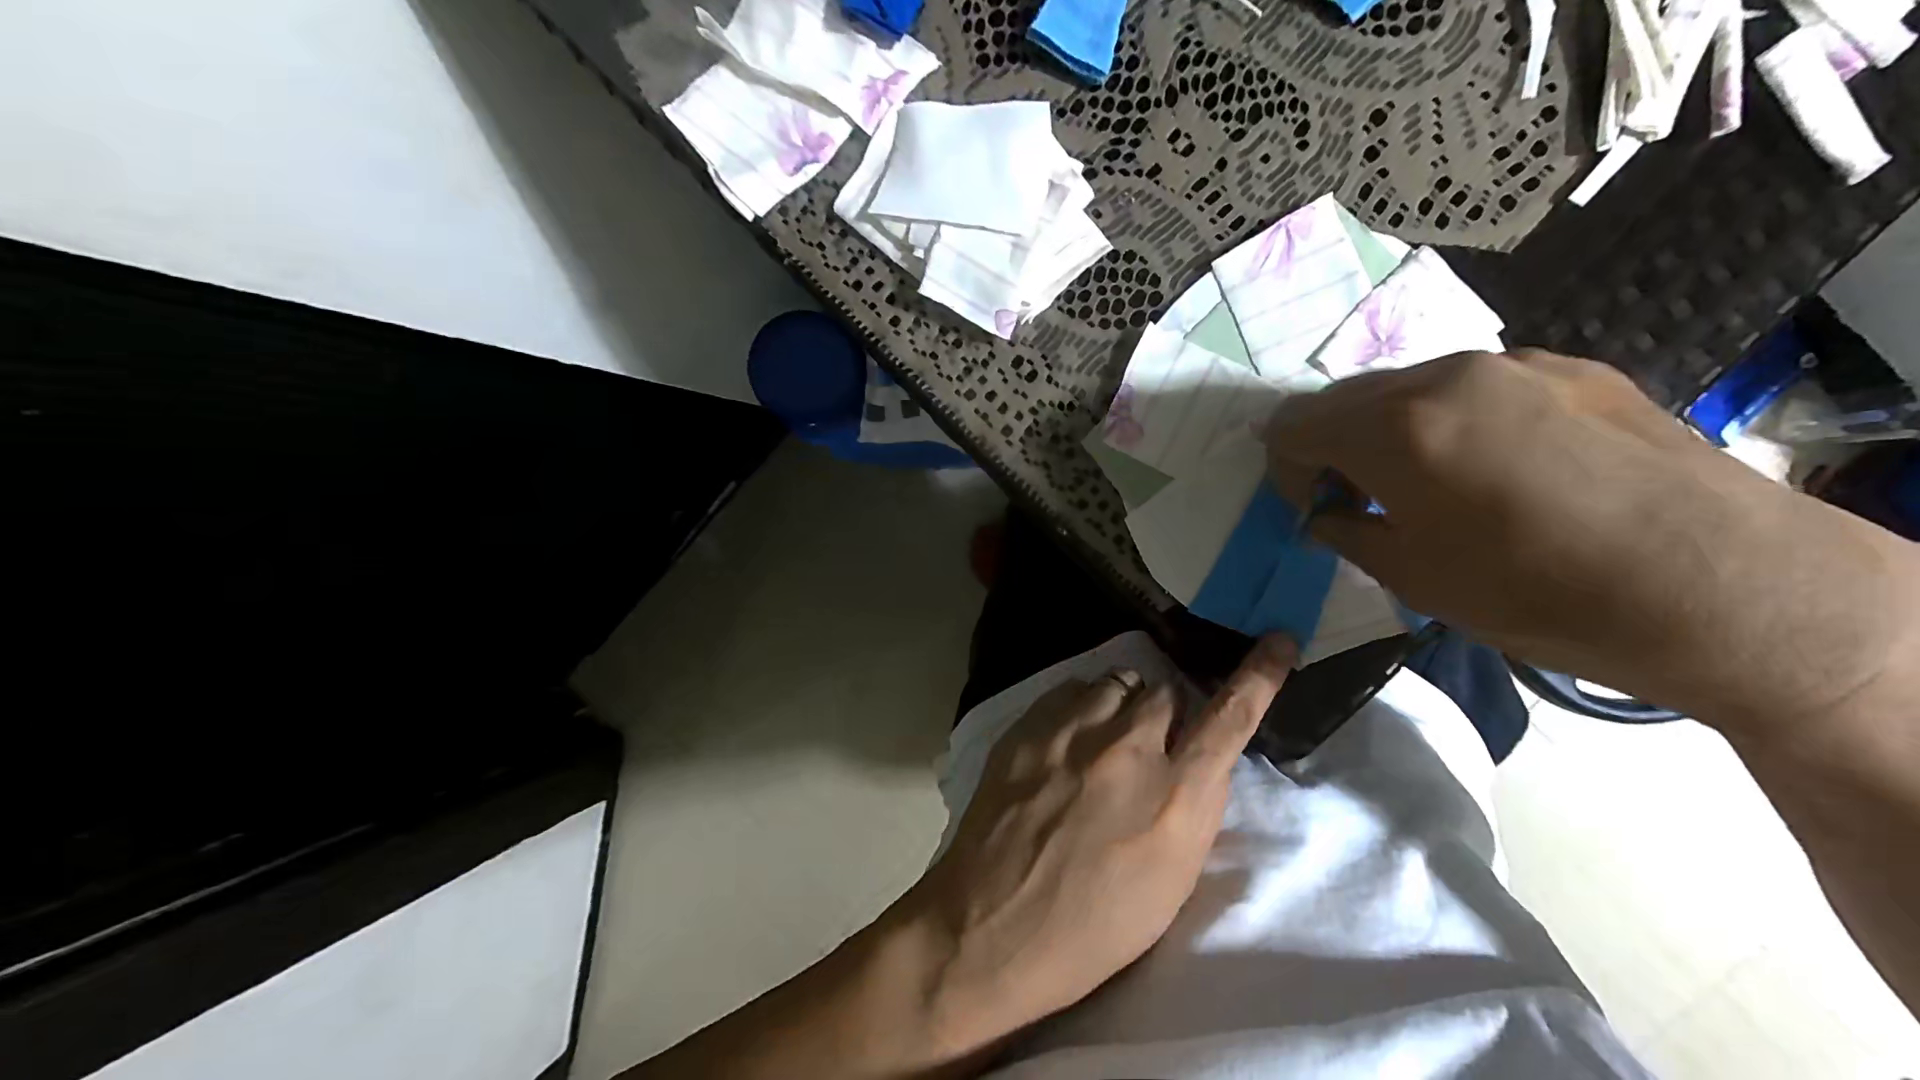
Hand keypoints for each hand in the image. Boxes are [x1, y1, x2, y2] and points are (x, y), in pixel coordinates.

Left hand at [903, 634, 1295, 1052]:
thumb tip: (1196, 760)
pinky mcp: (1026, 726)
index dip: (1259, 677)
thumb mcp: (1170, 881)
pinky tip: (1064, 742)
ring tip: (1100, 744)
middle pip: (1165, 692)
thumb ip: (1191, 807)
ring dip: (1119, 708)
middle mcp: (1128, 750)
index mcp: (1176, 799)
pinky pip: (1069, 692)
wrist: (990, 926)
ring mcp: (1071, 731)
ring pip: (1115, 684)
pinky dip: (1078, 709)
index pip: (1230, 718)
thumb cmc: (1092, 928)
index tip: (1277, 642)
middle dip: (1164, 716)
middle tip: (1145, 749)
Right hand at [1263, 348, 1919, 733]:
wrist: (1722, 585)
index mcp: (1395, 428)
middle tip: (1353, 497)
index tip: (1307, 507)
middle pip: (1348, 397)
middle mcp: (1446, 378)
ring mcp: (1515, 366)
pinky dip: (1453, 420)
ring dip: (1391, 430)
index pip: (1294, 425)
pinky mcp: (1574, 370)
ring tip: (1426, 483)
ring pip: (1412, 386)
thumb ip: (1349, 531)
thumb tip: (1327, 514)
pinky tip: (1495, 468)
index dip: (1284, 468)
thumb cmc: (1536, 592)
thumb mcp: (1411, 577)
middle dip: (1332, 445)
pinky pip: (1478, 387)